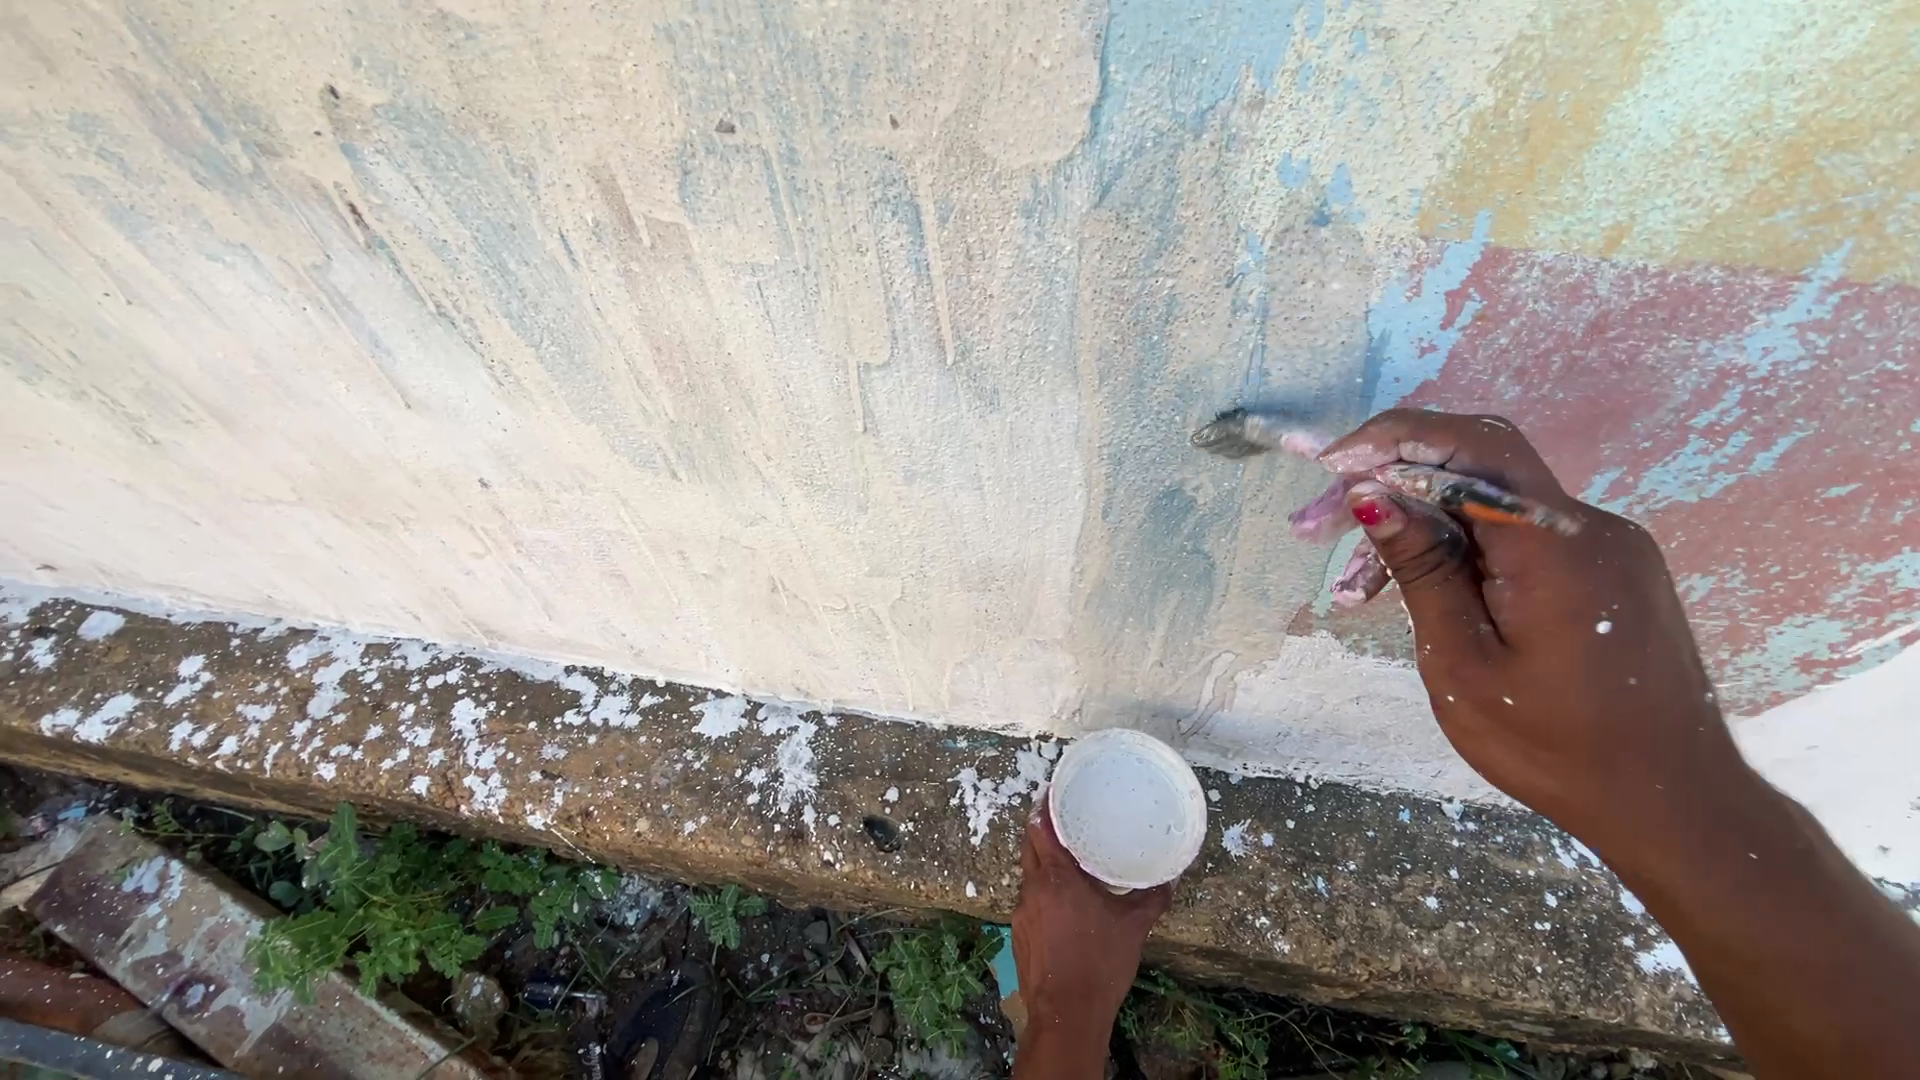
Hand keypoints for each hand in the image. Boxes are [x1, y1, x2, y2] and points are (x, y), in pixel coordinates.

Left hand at [1012, 803, 1170, 1060]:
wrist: (1067, 1013)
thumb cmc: (1101, 964)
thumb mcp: (1133, 927)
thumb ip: (1153, 897)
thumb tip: (1173, 874)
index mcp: (1056, 877)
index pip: (1039, 828)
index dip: (1042, 807)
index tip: (1051, 791)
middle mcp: (1033, 888)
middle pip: (1028, 845)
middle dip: (1041, 829)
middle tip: (1060, 818)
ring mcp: (1021, 911)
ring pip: (1028, 873)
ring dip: (1042, 862)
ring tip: (1065, 858)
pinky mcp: (1018, 932)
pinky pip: (1028, 899)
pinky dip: (1041, 890)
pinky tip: (1060, 901)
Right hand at [1308, 410, 1753, 848]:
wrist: (1670, 804)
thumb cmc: (1552, 745)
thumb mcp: (1461, 660)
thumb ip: (1420, 569)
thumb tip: (1370, 494)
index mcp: (1555, 546)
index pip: (1470, 449)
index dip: (1392, 439)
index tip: (1328, 467)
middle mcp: (1587, 526)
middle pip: (1474, 464)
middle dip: (1388, 477)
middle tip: (1316, 524)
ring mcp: (1600, 545)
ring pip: (1486, 502)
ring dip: (1413, 523)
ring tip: (1351, 584)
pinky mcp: (1601, 568)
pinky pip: (1511, 533)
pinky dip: (1452, 546)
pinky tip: (1411, 590)